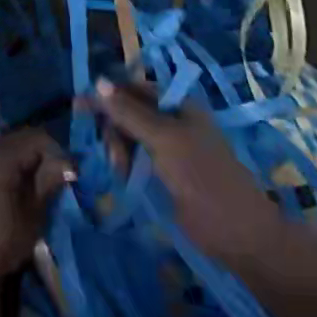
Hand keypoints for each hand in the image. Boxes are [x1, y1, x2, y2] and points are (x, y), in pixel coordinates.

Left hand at [0, 128, 74, 288]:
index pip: (37, 139)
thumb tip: (68, 165)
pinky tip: (25, 183)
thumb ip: (49, 183)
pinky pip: (0, 154)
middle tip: (62, 177)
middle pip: (23, 137)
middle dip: (45, 153)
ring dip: (31, 158)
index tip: (73, 174)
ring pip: (12, 145)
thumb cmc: (3, 238)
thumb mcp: (33, 213)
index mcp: (1, 155)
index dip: (59, 153)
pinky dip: (16, 163)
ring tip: (46, 181)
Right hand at [88, 78, 289, 268]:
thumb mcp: (163, 138)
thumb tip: (97, 81)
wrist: (236, 234)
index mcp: (179, 104)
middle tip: (111, 152)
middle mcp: (173, 120)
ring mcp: (169, 148)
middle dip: (113, 127)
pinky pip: (134, 158)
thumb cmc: (202, 177)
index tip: (80, 105)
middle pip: (128, 111)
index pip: (134, 87)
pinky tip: (122, 175)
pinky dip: (125, 164)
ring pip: (128, 136)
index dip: (108, 93)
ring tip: (119, 169)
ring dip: (118, 149)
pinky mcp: (164, 173)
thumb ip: (128, 111)